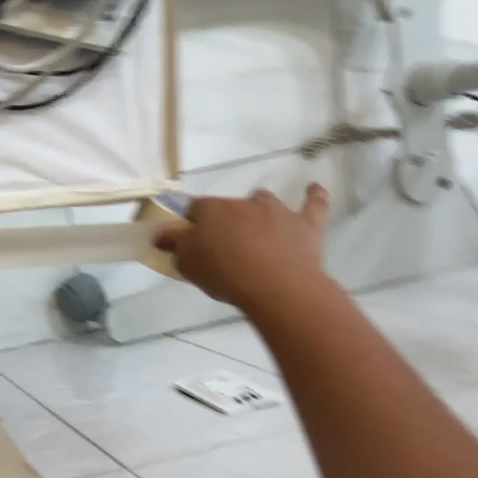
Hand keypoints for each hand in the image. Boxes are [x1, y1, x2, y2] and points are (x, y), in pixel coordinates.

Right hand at [155, 185, 332, 314]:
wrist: (277, 287)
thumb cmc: (225, 274)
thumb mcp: (187, 264)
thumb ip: (175, 244)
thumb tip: (164, 233)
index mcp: (213, 210)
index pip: (195, 208)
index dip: (192, 223)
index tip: (191, 240)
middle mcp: (244, 203)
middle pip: (229, 206)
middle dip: (225, 221)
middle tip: (223, 247)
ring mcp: (278, 211)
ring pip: (264, 201)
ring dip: (258, 211)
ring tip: (256, 231)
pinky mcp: (305, 223)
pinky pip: (312, 204)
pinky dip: (313, 196)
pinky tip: (314, 189)